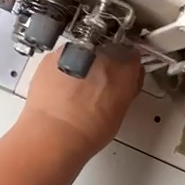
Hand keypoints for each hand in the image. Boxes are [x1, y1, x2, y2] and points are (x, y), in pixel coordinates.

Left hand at [19, 46, 142, 158]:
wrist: (55, 132)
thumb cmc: (87, 131)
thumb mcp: (120, 113)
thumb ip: (124, 90)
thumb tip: (120, 88)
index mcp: (124, 67)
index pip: (132, 58)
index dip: (125, 69)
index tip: (120, 77)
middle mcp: (102, 54)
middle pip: (107, 52)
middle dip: (102, 66)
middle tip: (94, 87)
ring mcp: (76, 52)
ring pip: (83, 53)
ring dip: (82, 65)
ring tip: (75, 89)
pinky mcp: (53, 57)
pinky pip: (61, 59)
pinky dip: (62, 69)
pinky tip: (60, 87)